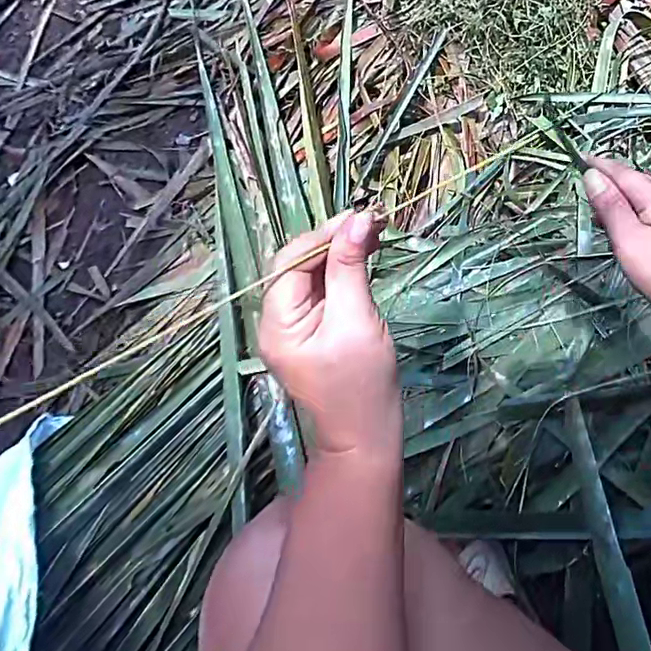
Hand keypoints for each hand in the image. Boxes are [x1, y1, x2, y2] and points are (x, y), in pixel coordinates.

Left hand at [259, 210, 400, 467]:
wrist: (366, 433)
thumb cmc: (362, 382)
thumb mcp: (357, 320)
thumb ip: (351, 269)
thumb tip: (356, 221)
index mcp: (277, 322)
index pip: (292, 262)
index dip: (324, 235)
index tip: (362, 217)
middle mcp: (277, 320)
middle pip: (299, 265)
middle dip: (334, 240)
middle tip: (373, 222)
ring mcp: (294, 326)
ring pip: (313, 275)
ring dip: (341, 252)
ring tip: (374, 233)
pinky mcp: (313, 330)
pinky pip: (323, 291)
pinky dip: (343, 271)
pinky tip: (364, 257)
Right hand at [581, 156, 650, 326]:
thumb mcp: (630, 242)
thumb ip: (611, 208)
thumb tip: (593, 176)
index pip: (626, 174)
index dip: (602, 166)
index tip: (582, 157)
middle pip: (641, 182)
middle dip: (614, 178)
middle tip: (590, 181)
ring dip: (627, 196)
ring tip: (605, 207)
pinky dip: (640, 211)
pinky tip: (635, 227)